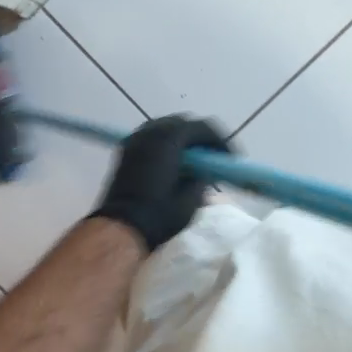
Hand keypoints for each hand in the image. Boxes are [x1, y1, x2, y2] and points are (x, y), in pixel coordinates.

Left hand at [91, 115, 232, 251]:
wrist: (121, 228)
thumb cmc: (158, 215)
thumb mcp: (191, 199)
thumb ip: (202, 179)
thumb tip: (204, 172)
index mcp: (168, 140)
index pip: (201, 128)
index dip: (220, 141)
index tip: (231, 157)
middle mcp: (150, 133)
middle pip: (182, 123)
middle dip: (201, 138)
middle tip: (214, 157)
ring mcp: (135, 139)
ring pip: (165, 128)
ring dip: (182, 140)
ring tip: (195, 160)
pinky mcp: (126, 150)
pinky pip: (152, 138)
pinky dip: (166, 145)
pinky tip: (174, 163)